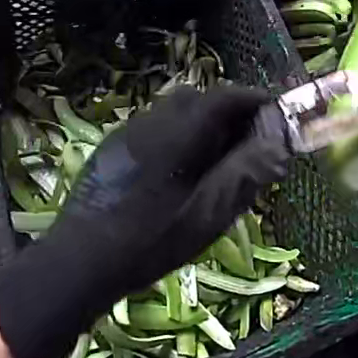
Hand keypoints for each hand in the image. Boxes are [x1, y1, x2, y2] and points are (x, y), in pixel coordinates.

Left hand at [0, 86, 289, 357]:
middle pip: (200, 99)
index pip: (225, 97)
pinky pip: (156, 128)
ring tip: (220, 160)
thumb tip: (279, 144)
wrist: (79, 260)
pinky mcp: (114, 148)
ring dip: (204, 126)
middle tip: (251, 144)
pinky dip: (180, 137)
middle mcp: (151, 120)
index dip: (255, 102)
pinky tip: (182, 172)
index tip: (276, 118)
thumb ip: (245, 173)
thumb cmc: (150, 240)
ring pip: (176, 113)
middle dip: (230, 114)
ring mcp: (128, 131)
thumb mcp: (207, 213)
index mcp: (177, 131)